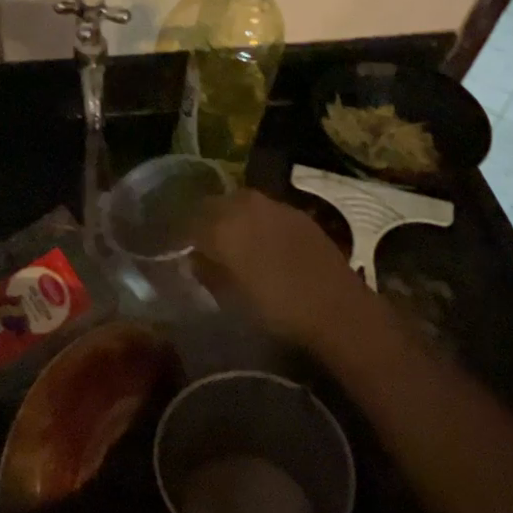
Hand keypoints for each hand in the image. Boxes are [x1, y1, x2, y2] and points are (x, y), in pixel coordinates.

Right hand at [192, 189, 376, 344]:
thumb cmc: (276, 309)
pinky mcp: (298, 214)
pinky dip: (257, 222)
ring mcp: (274, 206)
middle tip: (203, 243)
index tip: (175, 248)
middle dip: (205, 221)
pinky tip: (262, 242)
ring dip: (232, 218)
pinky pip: (266, 211)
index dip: (179, 236)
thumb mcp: (230, 297)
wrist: (336, 309)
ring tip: (232, 241)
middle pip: (213, 205)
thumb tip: (194, 258)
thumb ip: (206, 272)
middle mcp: (244, 206)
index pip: (187, 221)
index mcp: (220, 226)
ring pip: (240, 204)